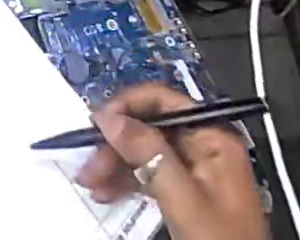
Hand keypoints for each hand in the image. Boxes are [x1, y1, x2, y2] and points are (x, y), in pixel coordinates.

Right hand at [75, 84, 267, 239]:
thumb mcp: (182, 200)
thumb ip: (147, 153)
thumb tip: (107, 117)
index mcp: (211, 133)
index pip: (162, 100)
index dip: (126, 106)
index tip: (95, 125)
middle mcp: (204, 142)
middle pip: (151, 126)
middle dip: (116, 143)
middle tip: (87, 167)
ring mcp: (197, 168)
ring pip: (148, 151)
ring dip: (117, 163)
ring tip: (89, 182)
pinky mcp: (189, 193)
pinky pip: (153, 174)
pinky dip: (129, 181)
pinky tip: (106, 192)